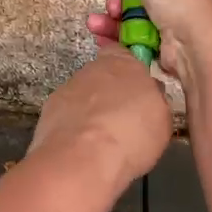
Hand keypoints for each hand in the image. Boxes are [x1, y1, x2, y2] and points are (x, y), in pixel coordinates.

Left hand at [29, 47, 170, 188]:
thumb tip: (150, 94)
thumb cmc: (132, 134)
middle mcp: (93, 68)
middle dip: (110, 93)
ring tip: (101, 139)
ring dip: (91, 110)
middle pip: (102, 75)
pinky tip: (81, 145)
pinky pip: (67, 112)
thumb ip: (153, 99)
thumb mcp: (161, 118)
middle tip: (121, 119)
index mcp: (124, 64)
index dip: (128, 70)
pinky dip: (73, 124)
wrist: (83, 157)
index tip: (135, 89)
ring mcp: (68, 86)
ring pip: (83, 93)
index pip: (123, 53)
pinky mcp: (50, 107)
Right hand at [88, 0, 211, 80]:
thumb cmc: (177, 1)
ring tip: (96, 24)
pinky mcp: (156, 49)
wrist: (196, 47)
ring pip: (128, 20)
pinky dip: (112, 38)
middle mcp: (172, 0)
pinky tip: (100, 37)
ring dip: (108, 19)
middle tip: (114, 5)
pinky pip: (129, 41)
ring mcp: (164, 26)